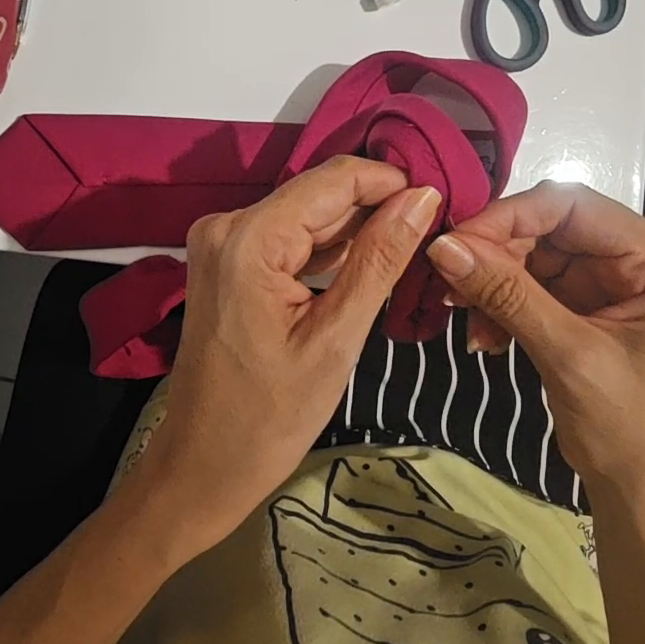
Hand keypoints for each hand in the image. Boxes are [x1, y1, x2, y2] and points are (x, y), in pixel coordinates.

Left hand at [136, 156, 441, 547]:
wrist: (202, 465)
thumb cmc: (270, 416)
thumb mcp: (336, 338)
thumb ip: (379, 259)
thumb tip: (423, 197)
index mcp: (249, 237)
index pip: (335, 179)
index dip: (393, 183)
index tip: (442, 205)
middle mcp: (228, 224)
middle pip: (320, 195)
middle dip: (379, 209)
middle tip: (436, 235)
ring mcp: (224, 241)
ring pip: (308, 216)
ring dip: (358, 231)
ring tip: (412, 253)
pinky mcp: (228, 260)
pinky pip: (289, 238)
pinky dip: (329, 251)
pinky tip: (369, 266)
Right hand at [424, 181, 644, 495]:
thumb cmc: (631, 433)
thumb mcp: (570, 357)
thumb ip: (508, 295)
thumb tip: (443, 246)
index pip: (575, 208)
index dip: (512, 217)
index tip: (456, 241)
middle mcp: (639, 261)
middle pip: (550, 229)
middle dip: (496, 254)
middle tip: (448, 281)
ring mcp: (610, 285)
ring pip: (532, 258)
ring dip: (491, 282)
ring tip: (459, 312)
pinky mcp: (583, 309)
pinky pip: (529, 288)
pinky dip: (499, 305)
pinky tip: (482, 335)